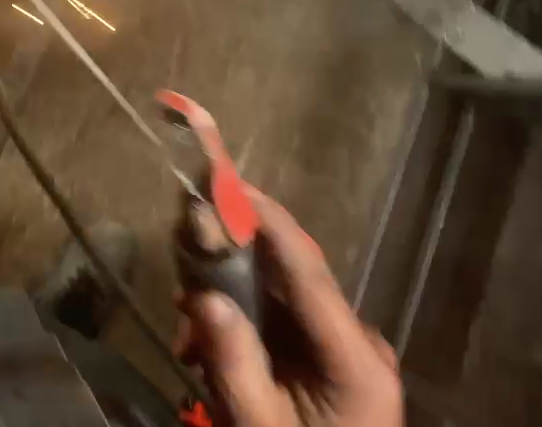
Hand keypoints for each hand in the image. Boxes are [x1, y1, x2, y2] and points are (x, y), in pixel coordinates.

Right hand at [176, 193, 401, 426]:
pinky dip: (240, 322)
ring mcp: (346, 349)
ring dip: (227, 298)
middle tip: (182, 254)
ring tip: (187, 333)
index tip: (229, 179)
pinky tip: (204, 347)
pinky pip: (279, 320)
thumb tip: (202, 295)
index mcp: (356, 360)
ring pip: (278, 296)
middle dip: (230, 262)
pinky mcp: (329, 358)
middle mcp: (359, 342)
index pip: (307, 271)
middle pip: (289, 276)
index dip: (268, 220)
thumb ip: (233, 362)